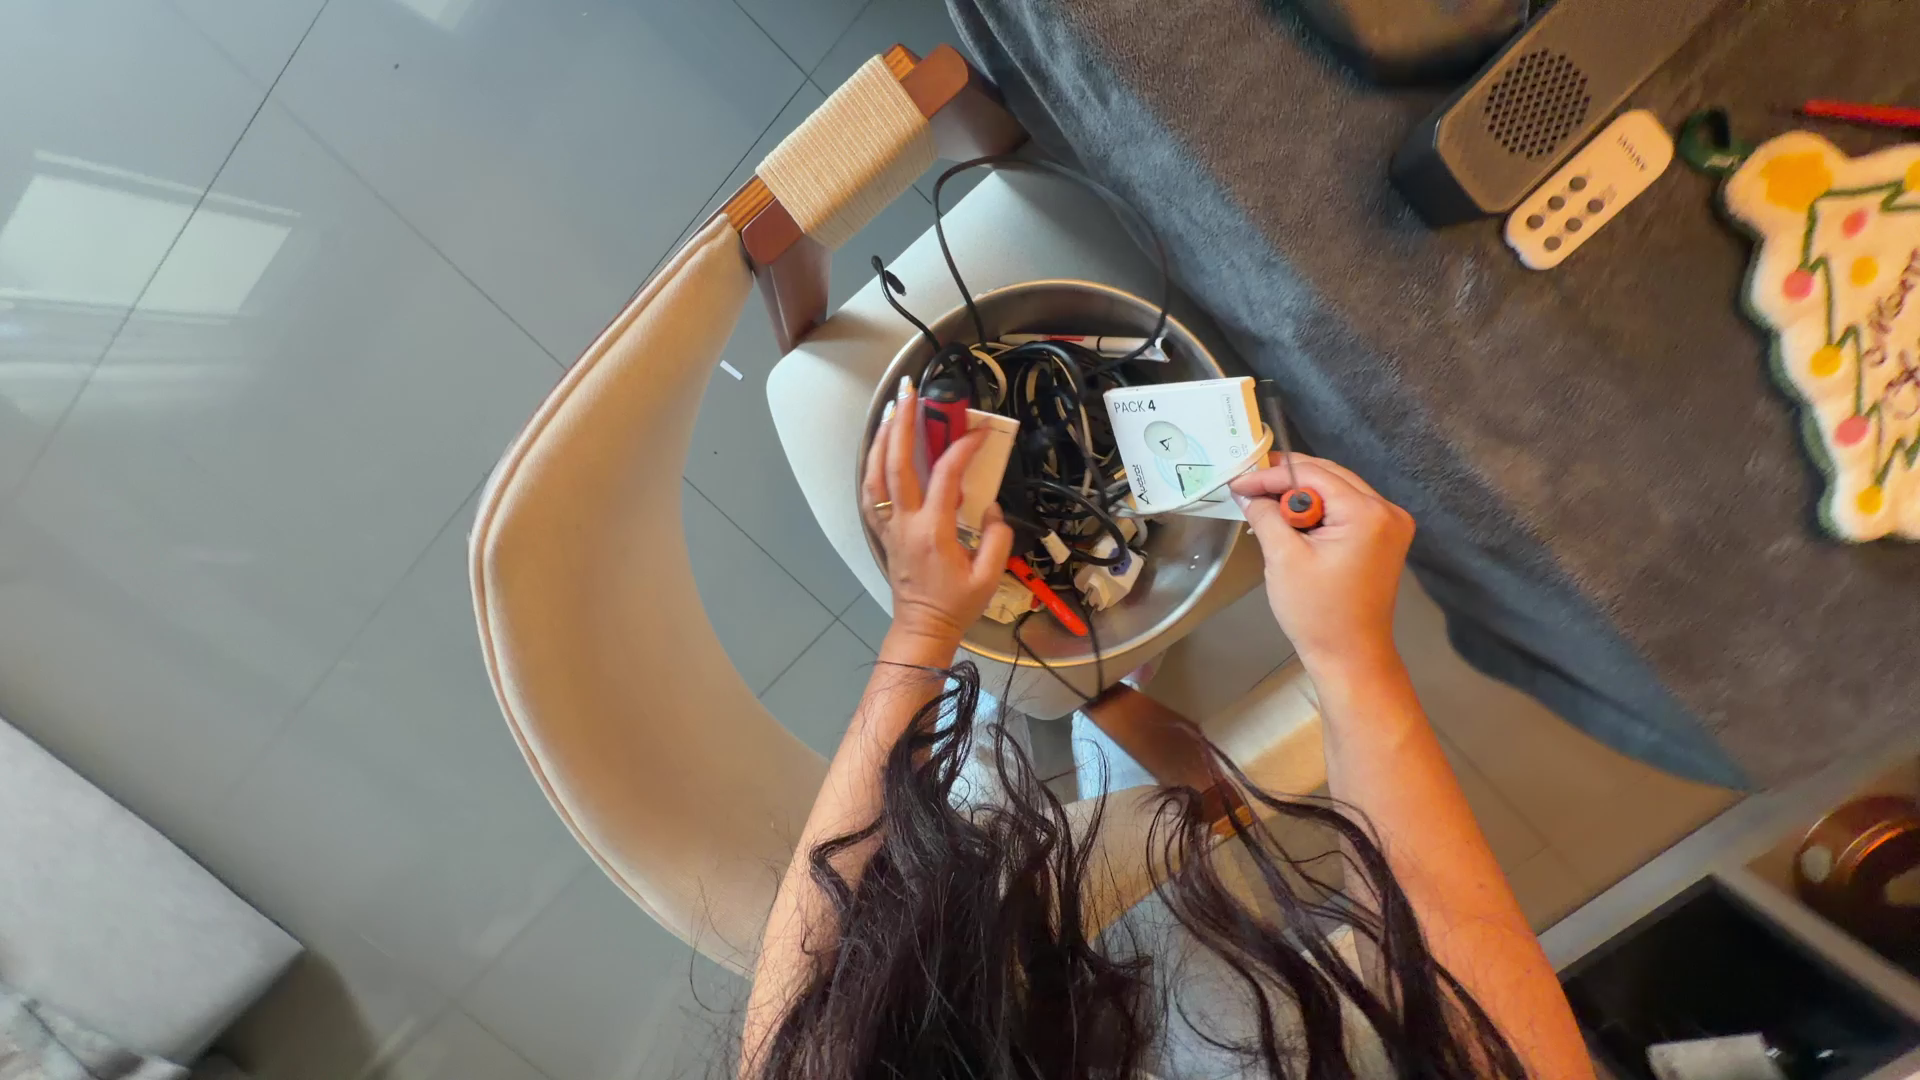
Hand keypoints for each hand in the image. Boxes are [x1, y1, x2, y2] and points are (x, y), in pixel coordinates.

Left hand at [861, 378, 1014, 657]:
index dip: (962, 448)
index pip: (946, 476)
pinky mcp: (883, 531)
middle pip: (897, 463)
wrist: (923, 628)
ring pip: (875, 474)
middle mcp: (905, 523)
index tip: (978, 431)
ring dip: (882, 438)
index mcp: (933, 531)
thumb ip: (996, 536)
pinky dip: (873, 465)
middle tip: (910, 393)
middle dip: (902, 424)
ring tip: (891, 410)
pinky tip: (880, 449)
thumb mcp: (989, 576)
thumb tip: (990, 506)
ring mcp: (889, 526)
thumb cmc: (956, 605)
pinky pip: (871, 492)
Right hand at [1228, 455, 1412, 673]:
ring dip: (1299, 495)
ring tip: (1264, 502)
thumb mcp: (1283, 558)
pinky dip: (1316, 510)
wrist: (1350, 654)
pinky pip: (1344, 508)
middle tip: (1247, 487)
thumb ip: (1266, 516)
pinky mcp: (1382, 538)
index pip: (1313, 474)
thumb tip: (1249, 494)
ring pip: (1336, 490)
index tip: (1237, 483)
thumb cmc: (1317, 611)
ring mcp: (1389, 525)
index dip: (1271, 475)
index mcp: (1366, 513)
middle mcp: (1386, 511)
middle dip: (1285, 480)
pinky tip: (1290, 519)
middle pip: (1328, 476)